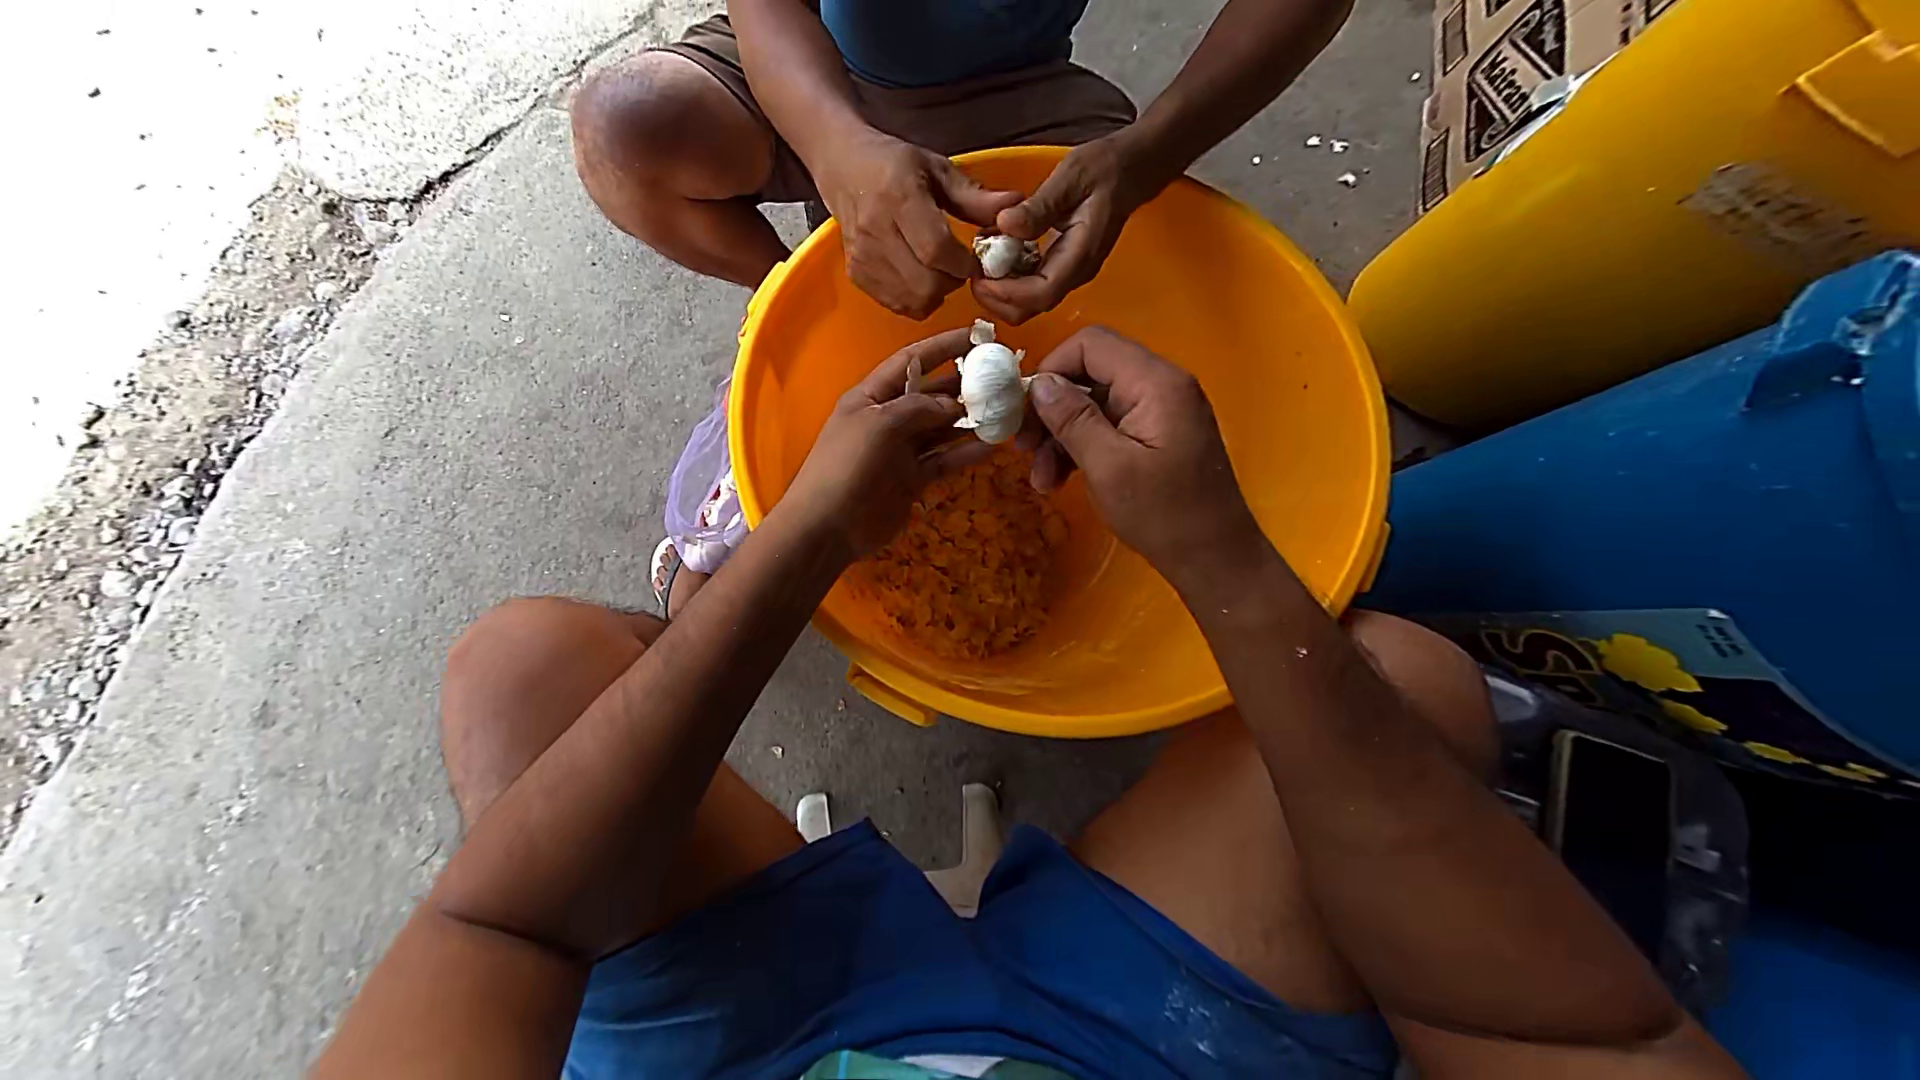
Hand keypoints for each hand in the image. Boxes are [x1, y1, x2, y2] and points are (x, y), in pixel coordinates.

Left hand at [780, 327, 992, 557]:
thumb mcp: (879, 424)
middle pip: (932, 395)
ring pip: (942, 429)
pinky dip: (966, 453)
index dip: (944, 346)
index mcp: (872, 395)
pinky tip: (992, 446)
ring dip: (970, 421)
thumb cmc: (846, 466)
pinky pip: (944, 460)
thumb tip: (953, 404)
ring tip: (1005, 411)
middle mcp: (889, 418)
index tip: (979, 336)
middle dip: (965, 386)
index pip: (913, 360)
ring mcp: (901, 450)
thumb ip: (918, 407)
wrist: (828, 527)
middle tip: (1003, 379)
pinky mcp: (912, 479)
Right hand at [812, 130, 1022, 319]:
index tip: (976, 260)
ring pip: (913, 301)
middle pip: (925, 284)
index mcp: (898, 197)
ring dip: (935, 294)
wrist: (843, 167)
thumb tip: (1015, 209)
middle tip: (957, 267)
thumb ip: (975, 198)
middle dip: (951, 282)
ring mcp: (863, 258)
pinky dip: (917, 299)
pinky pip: (898, 305)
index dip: (963, 264)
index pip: (936, 249)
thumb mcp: (938, 170)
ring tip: (938, 271)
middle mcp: (875, 230)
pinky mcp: (858, 275)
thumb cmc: (896, 166)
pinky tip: (920, 278)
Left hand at [972, 133, 1161, 324]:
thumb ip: (1039, 206)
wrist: (1129, 173)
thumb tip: (1005, 225)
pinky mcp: (1059, 270)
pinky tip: (996, 255)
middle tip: (973, 275)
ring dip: (1000, 292)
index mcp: (1080, 256)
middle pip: (1031, 309)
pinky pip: (1030, 288)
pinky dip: (1008, 280)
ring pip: (1028, 303)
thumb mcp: (1071, 177)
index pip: (1041, 293)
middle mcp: (1074, 274)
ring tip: (981, 264)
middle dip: (998, 300)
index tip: (980, 278)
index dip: (1007, 293)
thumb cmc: (1104, 170)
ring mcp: (1067, 275)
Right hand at [1020, 327, 1263, 577]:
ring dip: (1061, 437)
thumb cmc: (1164, 515)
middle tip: (1023, 448)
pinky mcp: (1154, 437)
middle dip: (1051, 410)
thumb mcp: (1109, 468)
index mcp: (1155, 382)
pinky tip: (1059, 480)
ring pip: (1093, 405)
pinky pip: (1108, 428)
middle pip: (1090, 375)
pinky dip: (1080, 449)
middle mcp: (1159, 386)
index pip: (1092, 344)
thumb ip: (1073, 420)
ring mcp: (1158, 412)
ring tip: (1040, 479)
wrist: (1214, 559)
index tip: (1024, 409)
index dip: (1051, 368)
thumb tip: (1039, 384)